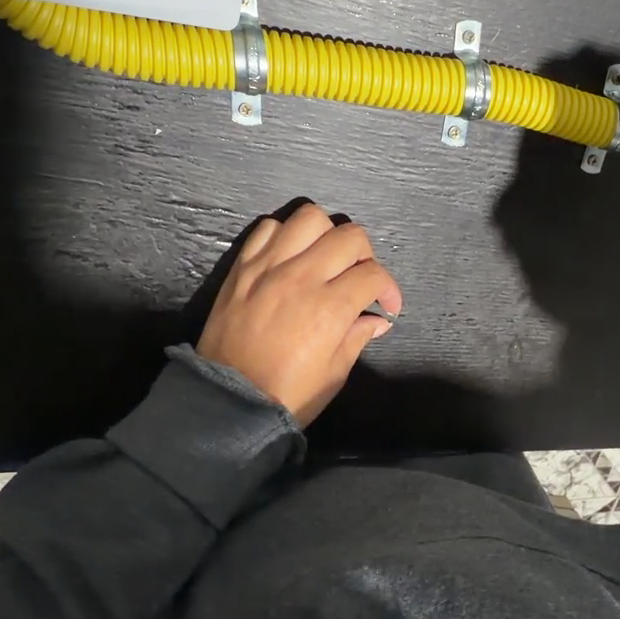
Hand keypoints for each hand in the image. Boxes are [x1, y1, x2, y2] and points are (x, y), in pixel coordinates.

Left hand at [197, 204, 403, 424]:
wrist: (229, 400)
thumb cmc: (289, 394)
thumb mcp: (334, 374)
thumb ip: (357, 337)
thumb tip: (377, 320)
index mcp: (331, 307)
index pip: (373, 275)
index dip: (389, 289)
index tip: (388, 307)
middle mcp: (303, 276)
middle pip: (349, 236)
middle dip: (366, 256)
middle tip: (361, 280)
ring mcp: (269, 266)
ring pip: (310, 218)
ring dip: (328, 234)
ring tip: (326, 259)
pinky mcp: (243, 265)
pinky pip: (270, 227)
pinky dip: (288, 236)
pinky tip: (292, 258)